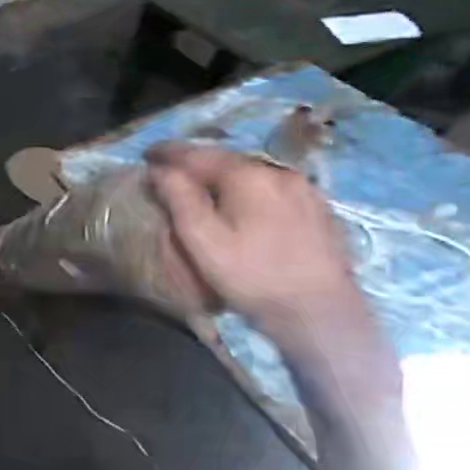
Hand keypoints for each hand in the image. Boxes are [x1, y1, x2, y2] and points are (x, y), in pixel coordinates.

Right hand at [146, 145, 387, 385]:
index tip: (147, 155)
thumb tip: (159, 170)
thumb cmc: (253, 278)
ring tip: (205, 191)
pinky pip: (273, 190)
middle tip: (171, 175)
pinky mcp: (320, 210)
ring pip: (252, 175)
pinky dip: (250, 193)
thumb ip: (178, 199)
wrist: (323, 315)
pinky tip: (244, 210)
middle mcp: (279, 172)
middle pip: (227, 161)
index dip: (168, 153)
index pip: (198, 153)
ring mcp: (305, 190)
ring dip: (224, 179)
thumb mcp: (202, 241)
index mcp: (247, 175)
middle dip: (197, 165)